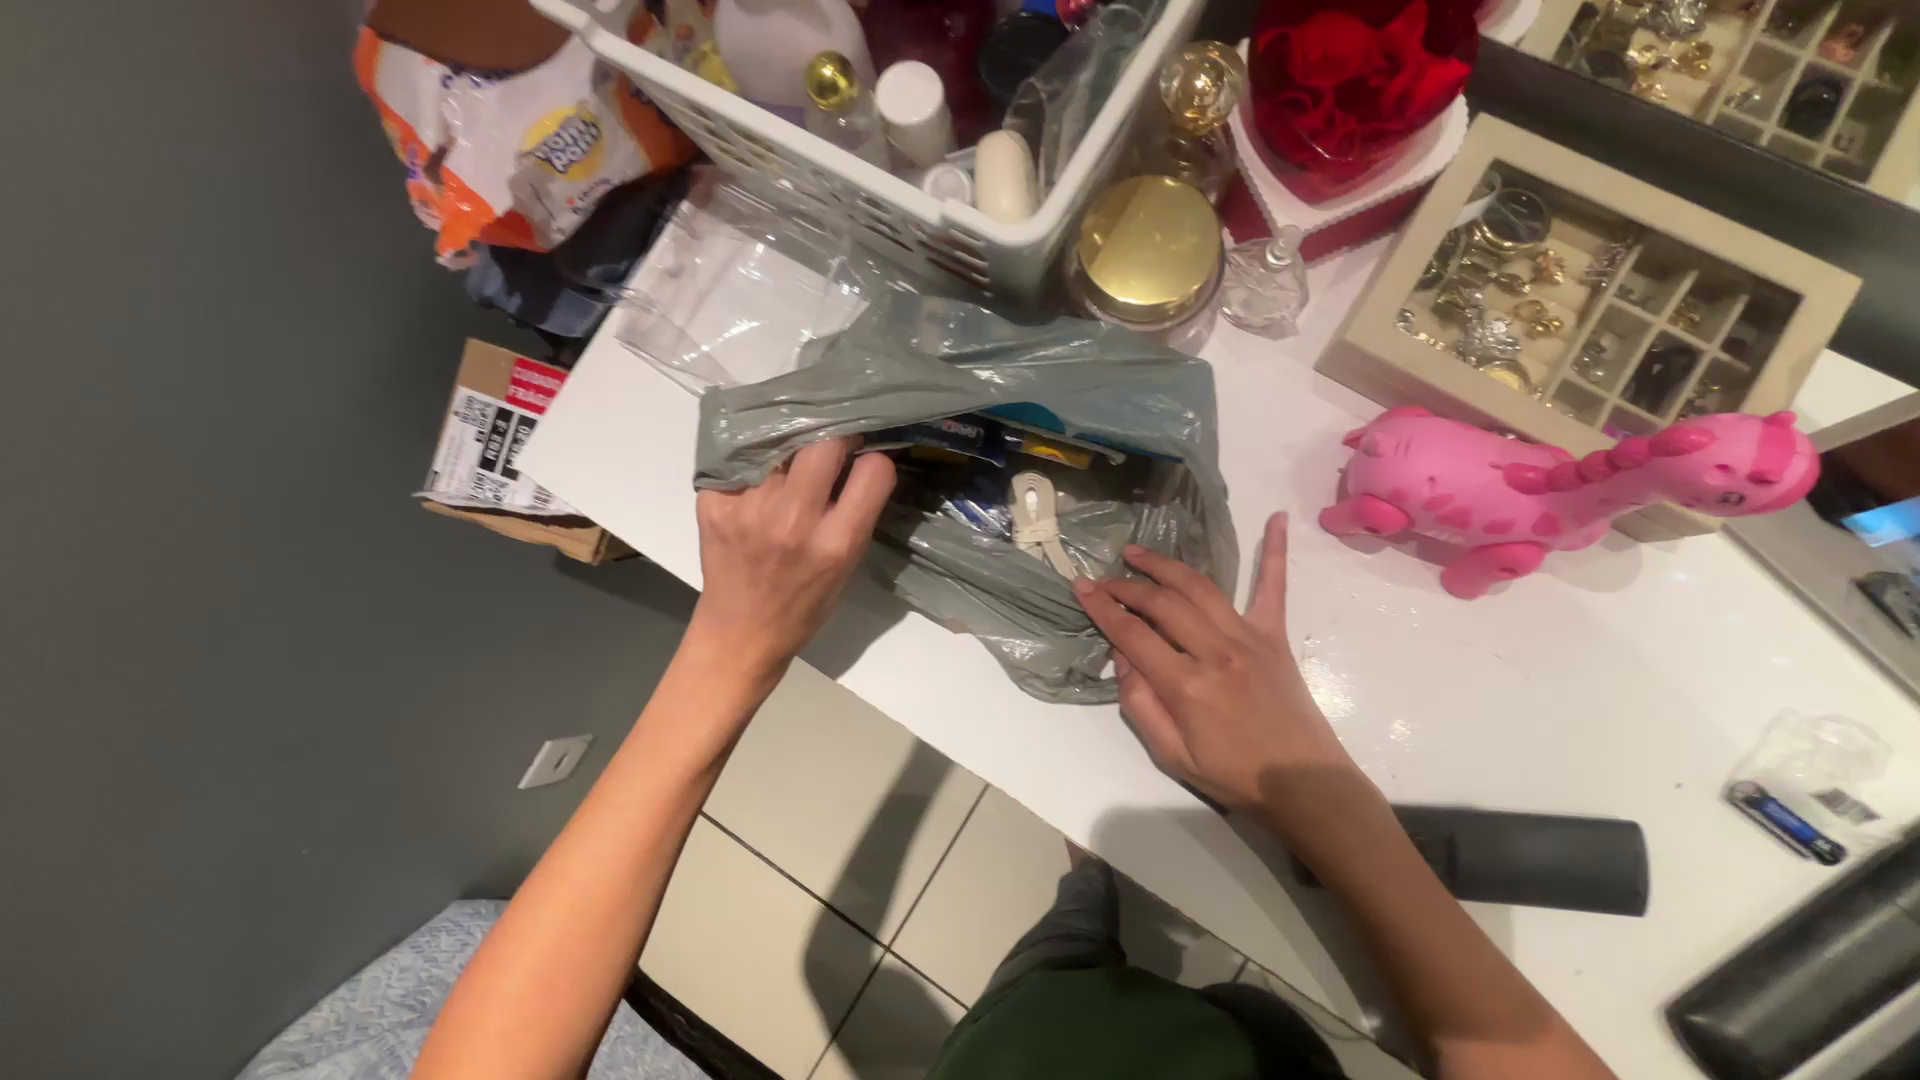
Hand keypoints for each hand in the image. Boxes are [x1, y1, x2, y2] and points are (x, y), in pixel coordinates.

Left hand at [688, 437, 894, 685]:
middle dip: (834, 439)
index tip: (864, 459)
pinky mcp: (714, 504)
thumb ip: (855, 512)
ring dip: (792, 450)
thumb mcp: (847, 565)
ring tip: (791, 464)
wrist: (740, 632)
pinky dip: (755, 464)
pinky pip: (743, 460)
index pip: (873, 472)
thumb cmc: (804, 604)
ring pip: (781, 446)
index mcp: (835, 544)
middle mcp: (792, 523)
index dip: (874, 460)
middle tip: (831, 446)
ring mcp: (749, 510)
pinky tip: (758, 481)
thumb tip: (861, 458)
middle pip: (824, 444)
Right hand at [1073, 513, 1350, 809]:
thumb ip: (1139, 704)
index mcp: (1187, 685)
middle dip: (1127, 586)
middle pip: (1161, 603)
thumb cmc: (1233, 775)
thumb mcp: (1171, 755)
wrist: (1303, 783)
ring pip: (1199, 587)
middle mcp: (1216, 651)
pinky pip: (1273, 587)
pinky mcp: (1274, 635)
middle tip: (1104, 579)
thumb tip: (1121, 657)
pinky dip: (1274, 552)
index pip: (1132, 633)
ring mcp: (1248, 637)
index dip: (1102, 608)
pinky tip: (1276, 519)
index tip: (1080, 587)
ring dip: (1165, 566)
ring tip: (1138, 553)